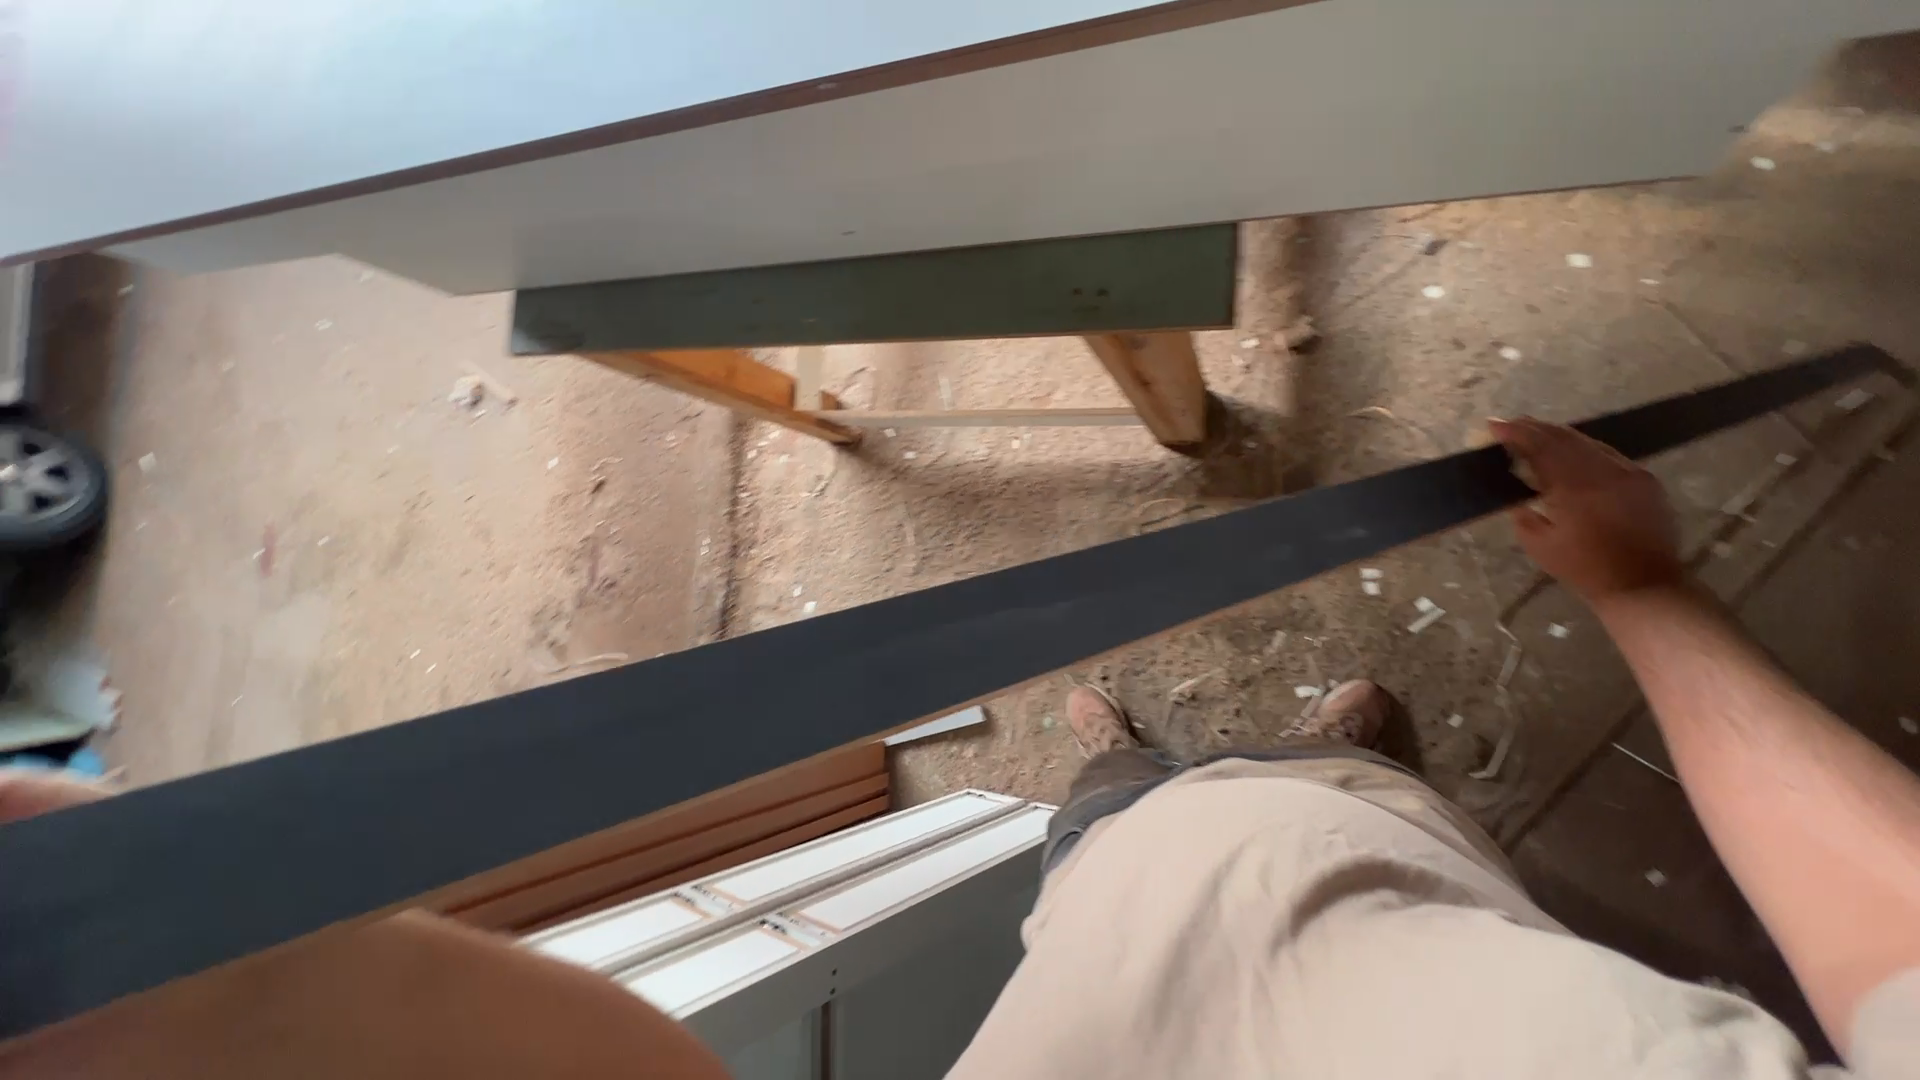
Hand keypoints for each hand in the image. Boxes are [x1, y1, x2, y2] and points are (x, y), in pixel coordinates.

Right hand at [1489, 417, 1683, 605]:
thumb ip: (1523, 512)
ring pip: (1589, 443)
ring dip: (1560, 436)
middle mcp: (1605, 473)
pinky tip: (1571, 452)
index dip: (1516, 434)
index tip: (1494, 425)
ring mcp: (1629, 473)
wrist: (1643, 584)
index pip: (1541, 448)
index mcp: (1575, 488)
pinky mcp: (1644, 480)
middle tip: (1511, 423)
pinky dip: (1584, 449)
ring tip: (1536, 432)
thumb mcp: (1538, 543)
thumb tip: (1518, 494)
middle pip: (1566, 439)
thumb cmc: (1583, 568)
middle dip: (1536, 428)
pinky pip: (1608, 455)